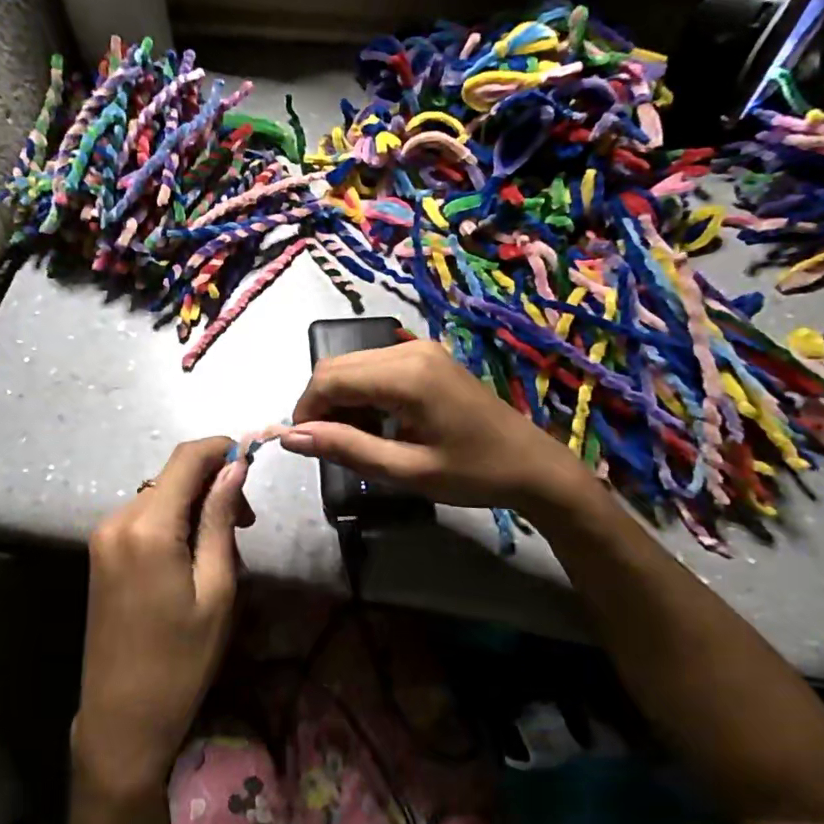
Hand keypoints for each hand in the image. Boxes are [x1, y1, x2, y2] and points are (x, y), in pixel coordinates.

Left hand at [72, 437, 251, 798]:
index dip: (221, 447)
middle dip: (213, 484)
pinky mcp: (100, 553)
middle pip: (172, 476)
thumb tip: (235, 466)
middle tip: (246, 525)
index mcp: (147, 527)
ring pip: (160, 496)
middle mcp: (117, 520)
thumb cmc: (181, 660)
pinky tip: (191, 558)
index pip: (186, 458)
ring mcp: (103, 537)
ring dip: (194, 506)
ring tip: (222, 550)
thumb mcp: (216, 589)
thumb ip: (221, 520)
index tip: (254, 459)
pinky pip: (144, 518)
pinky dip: (173, 523)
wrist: (120, 718)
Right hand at [280, 338, 588, 508]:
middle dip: (320, 404)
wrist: (533, 465)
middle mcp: (410, 350)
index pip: (329, 379)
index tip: (308, 446)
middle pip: (337, 366)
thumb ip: (347, 449)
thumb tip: (290, 437)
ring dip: (340, 398)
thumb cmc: (473, 474)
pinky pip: (374, 366)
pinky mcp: (427, 357)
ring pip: (352, 364)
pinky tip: (377, 423)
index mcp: (407, 375)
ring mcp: (420, 349)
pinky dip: (361, 392)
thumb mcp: (407, 470)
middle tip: (331, 445)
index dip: (307, 410)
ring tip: (356, 439)